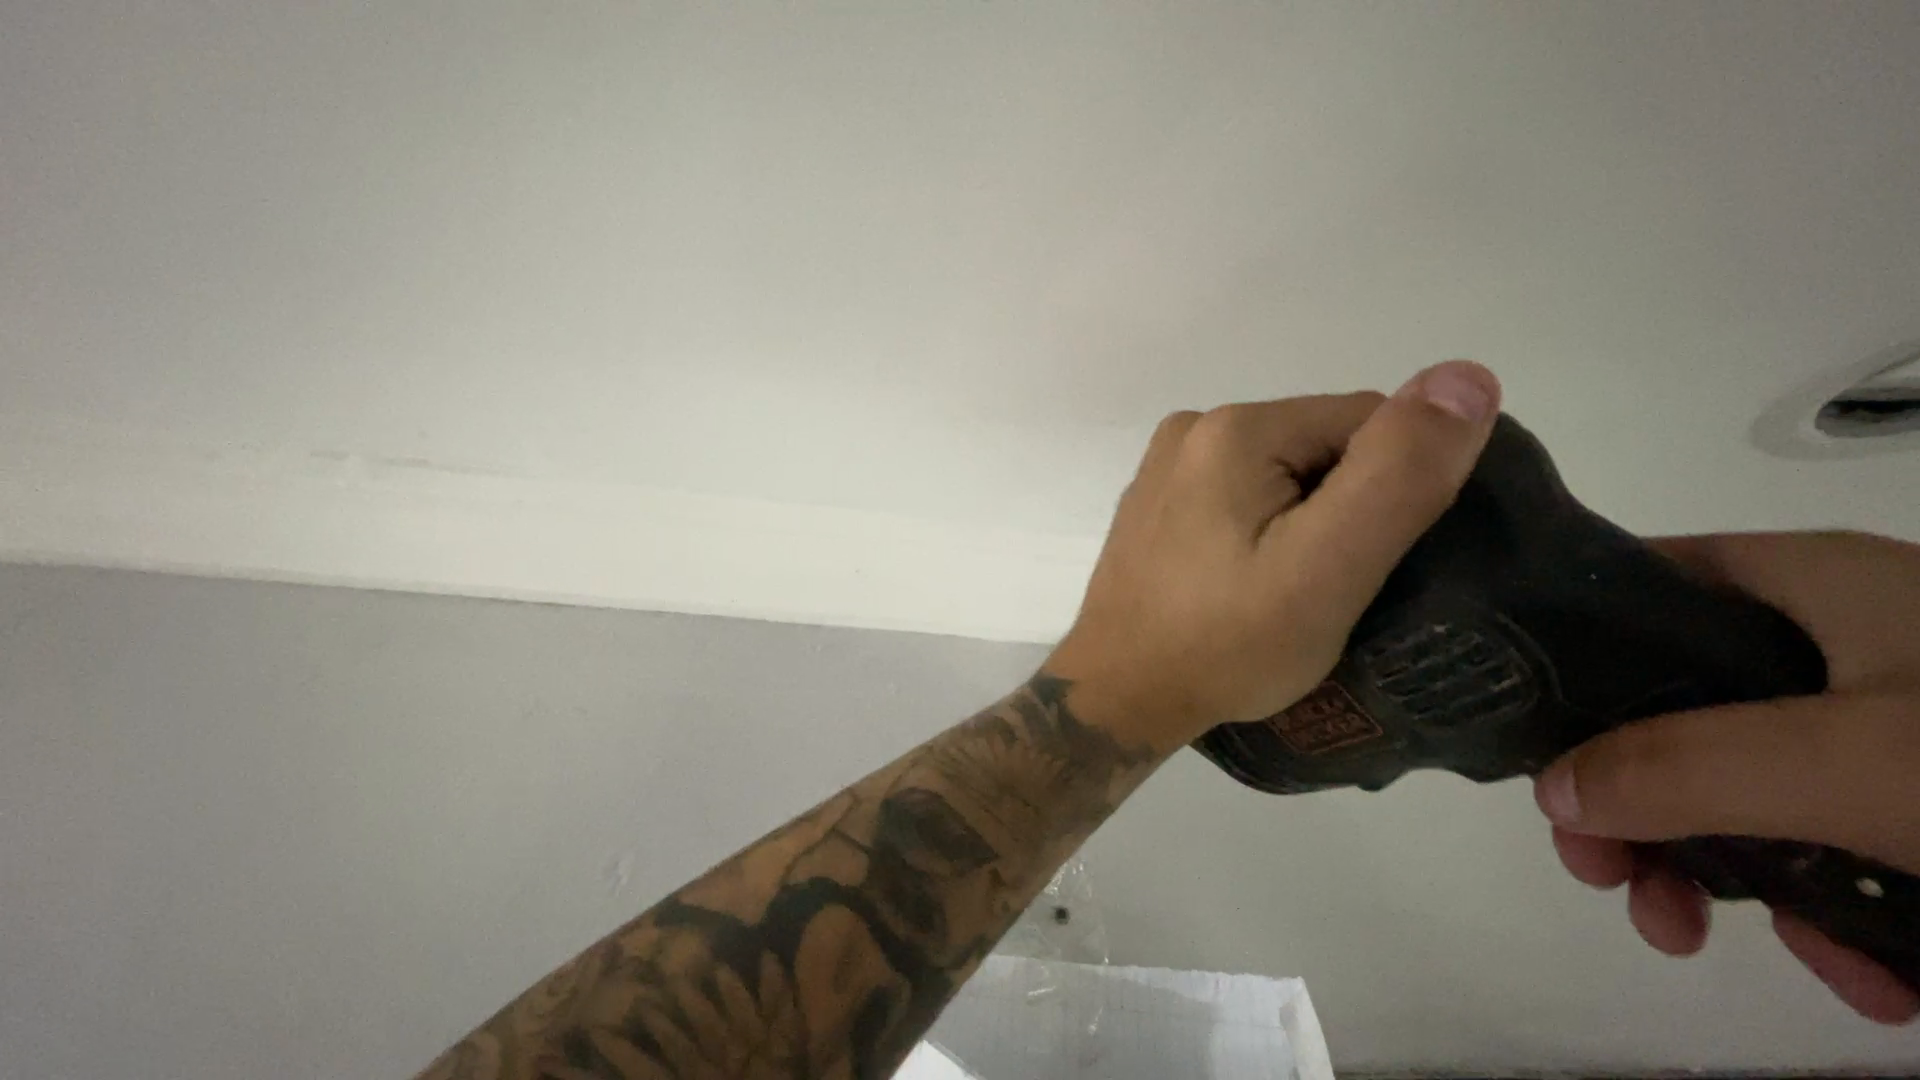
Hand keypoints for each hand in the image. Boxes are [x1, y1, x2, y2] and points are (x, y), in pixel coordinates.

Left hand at [1045, 360, 1501, 751]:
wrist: (1120, 694)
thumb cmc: (1225, 641)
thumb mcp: (1328, 566)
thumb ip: (1398, 473)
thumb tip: (1466, 377)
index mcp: (1234, 427)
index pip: (1368, 422)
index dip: (1396, 489)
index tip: (1380, 561)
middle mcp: (1192, 430)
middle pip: (1322, 446)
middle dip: (1348, 506)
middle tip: (1334, 586)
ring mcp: (1165, 470)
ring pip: (1283, 475)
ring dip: (1307, 522)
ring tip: (1293, 592)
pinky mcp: (1155, 507)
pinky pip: (1238, 499)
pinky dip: (1263, 531)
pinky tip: (1251, 583)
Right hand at [1533, 530, 1919, 1023]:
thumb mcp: (1860, 762)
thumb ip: (1684, 768)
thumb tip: (1547, 791)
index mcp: (1809, 587)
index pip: (1639, 577)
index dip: (1567, 633)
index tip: (1523, 717)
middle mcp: (1833, 645)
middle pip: (1672, 704)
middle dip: (1627, 795)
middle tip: (1598, 868)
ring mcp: (1886, 728)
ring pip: (1742, 783)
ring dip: (1709, 869)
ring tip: (1693, 940)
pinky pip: (1831, 841)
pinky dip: (1822, 910)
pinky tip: (1857, 980)